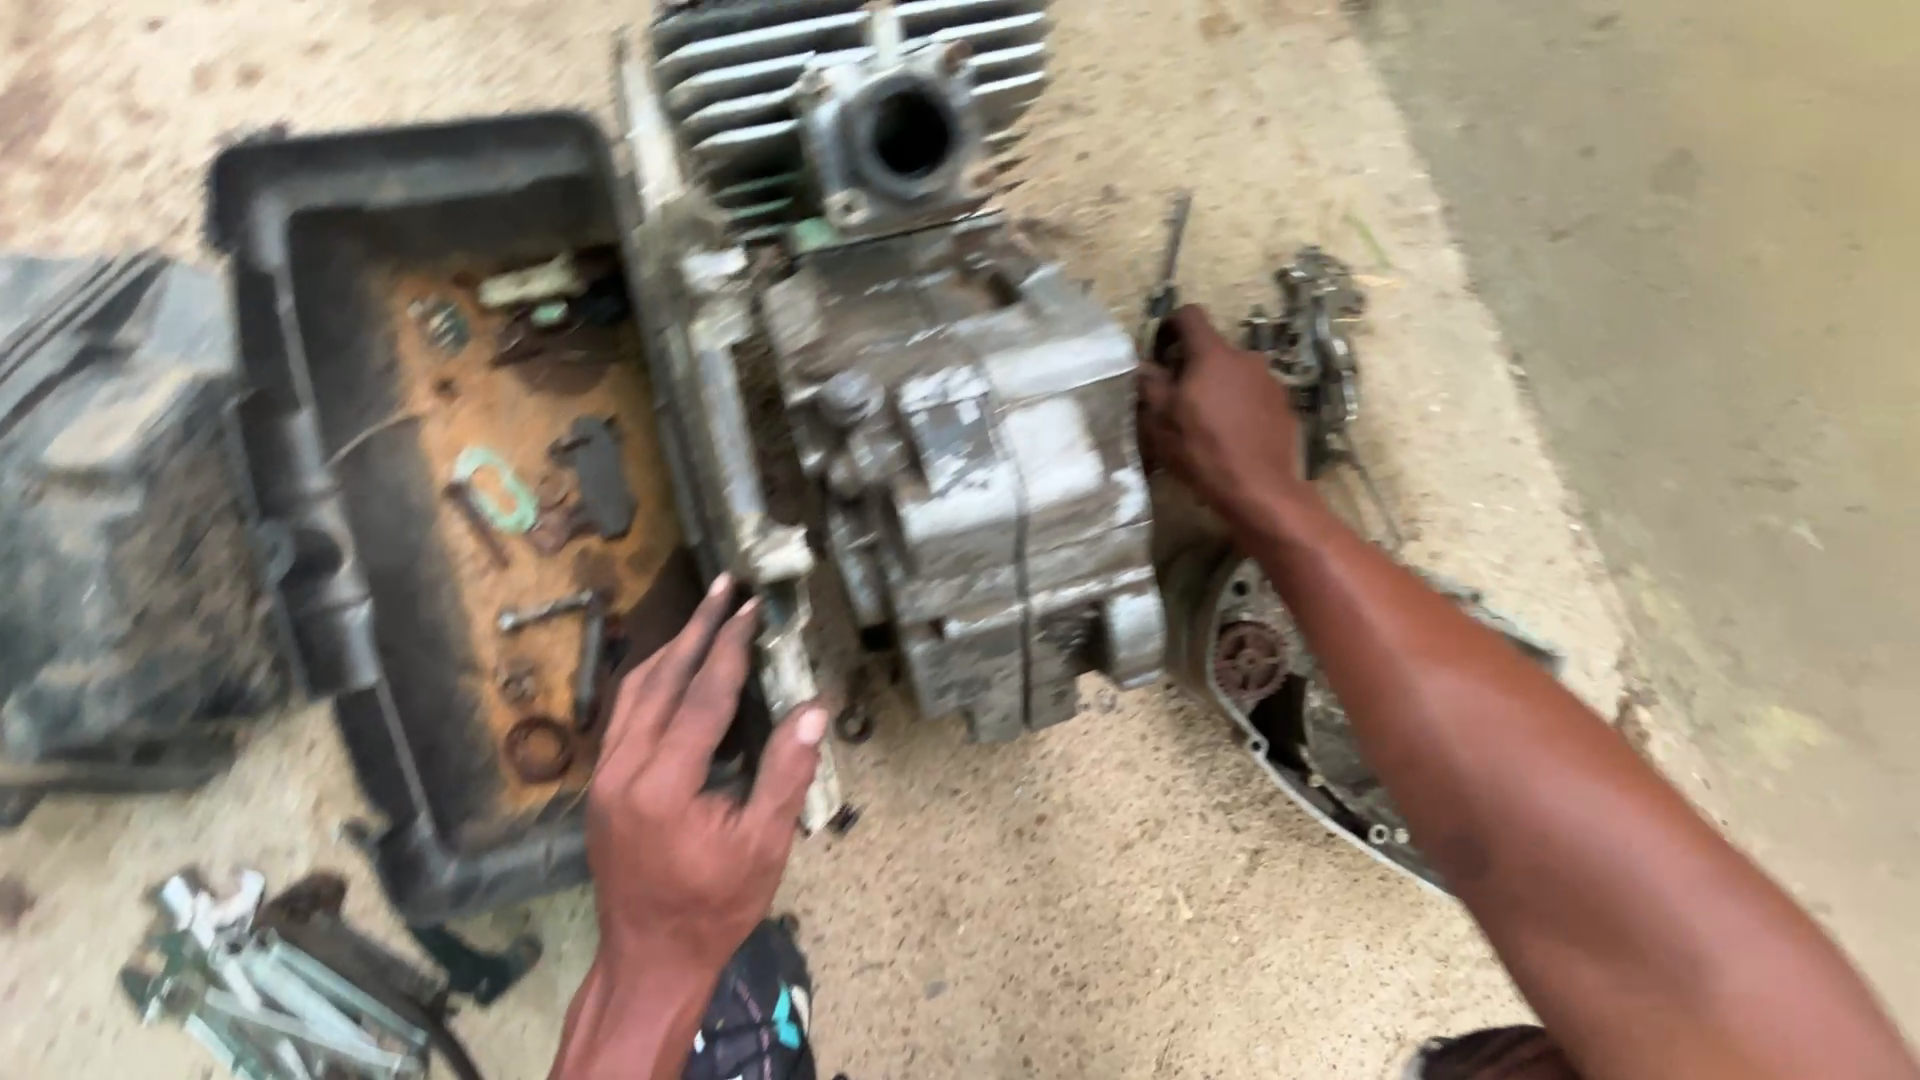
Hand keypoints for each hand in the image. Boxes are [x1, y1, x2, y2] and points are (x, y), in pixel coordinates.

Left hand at [585, 574, 827, 976]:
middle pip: (661, 680)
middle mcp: (622, 771)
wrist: (648, 959)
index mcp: (664, 786)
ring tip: (705, 616)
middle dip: (698, 628)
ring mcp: (603, 778)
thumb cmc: (714, 906)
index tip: (751, 607)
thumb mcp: (763, 846)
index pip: (703, 696)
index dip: (731, 647)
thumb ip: (786, 773)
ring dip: (672, 649)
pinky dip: (650, 681)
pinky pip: (622, 715)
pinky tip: (672, 669)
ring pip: (634, 692)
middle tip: (725, 587)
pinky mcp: (598, 786)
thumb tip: (813, 711)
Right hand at [1139, 305, 1316, 533]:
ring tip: (1206, 425)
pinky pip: (1253, 395)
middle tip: (1178, 403)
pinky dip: (1238, 407)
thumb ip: (1150, 386)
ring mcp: (1270, 380)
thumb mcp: (1161, 422)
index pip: (1190, 316)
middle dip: (1192, 369)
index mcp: (1213, 355)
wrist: (1260, 489)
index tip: (1160, 350)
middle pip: (1212, 351)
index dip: (1170, 326)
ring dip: (1217, 389)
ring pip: (1234, 374)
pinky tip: (1231, 437)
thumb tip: (1142, 365)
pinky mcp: (1284, 405)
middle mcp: (1246, 358)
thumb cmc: (1202, 451)